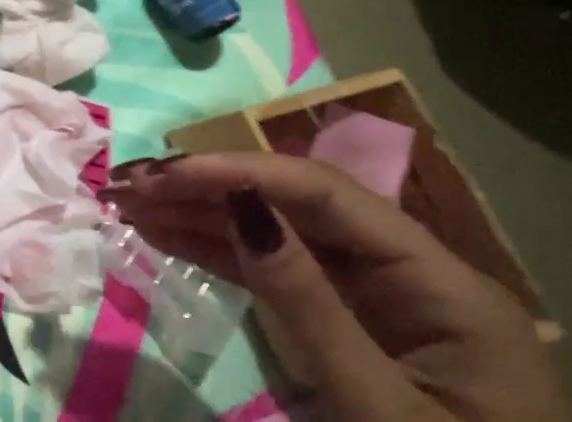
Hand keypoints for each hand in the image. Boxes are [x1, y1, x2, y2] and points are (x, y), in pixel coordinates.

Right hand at [103, 154, 568, 421]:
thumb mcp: (380, 410)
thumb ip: (309, 306)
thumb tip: (242, 208)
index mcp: (444, 283)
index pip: (329, 195)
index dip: (241, 172)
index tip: (165, 173)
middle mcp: (411, 274)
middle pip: (297, 205)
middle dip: (209, 188)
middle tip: (127, 183)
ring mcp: (379, 300)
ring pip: (279, 233)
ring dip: (201, 215)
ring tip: (129, 201)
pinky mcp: (352, 325)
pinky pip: (279, 272)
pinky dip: (220, 253)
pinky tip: (166, 234)